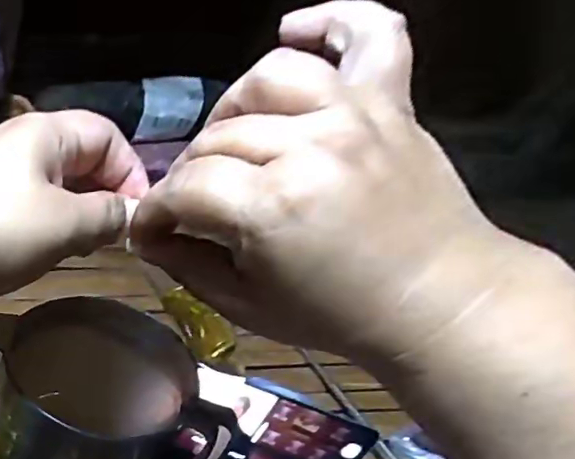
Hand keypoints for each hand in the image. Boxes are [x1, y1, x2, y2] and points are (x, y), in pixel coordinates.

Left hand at [0, 111, 150, 318]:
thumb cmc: (3, 236)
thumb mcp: (67, 224)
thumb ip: (106, 215)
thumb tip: (128, 215)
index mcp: (43, 130)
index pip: (106, 135)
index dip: (130, 172)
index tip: (137, 216)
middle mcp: (16, 145)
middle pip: (77, 159)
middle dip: (101, 196)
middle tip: (112, 236)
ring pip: (50, 189)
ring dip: (73, 216)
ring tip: (83, 249)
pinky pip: (24, 211)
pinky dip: (43, 229)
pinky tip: (46, 256)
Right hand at [130, 2, 533, 365]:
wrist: (429, 298)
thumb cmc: (327, 313)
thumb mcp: (239, 303)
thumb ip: (187, 262)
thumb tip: (150, 236)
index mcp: (270, 206)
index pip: (184, 188)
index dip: (152, 212)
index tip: (145, 234)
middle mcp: (310, 145)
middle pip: (217, 136)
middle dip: (183, 175)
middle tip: (183, 208)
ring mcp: (356, 114)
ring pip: (272, 76)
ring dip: (232, 107)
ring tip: (225, 141)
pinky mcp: (391, 101)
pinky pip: (370, 33)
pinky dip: (332, 20)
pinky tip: (294, 28)